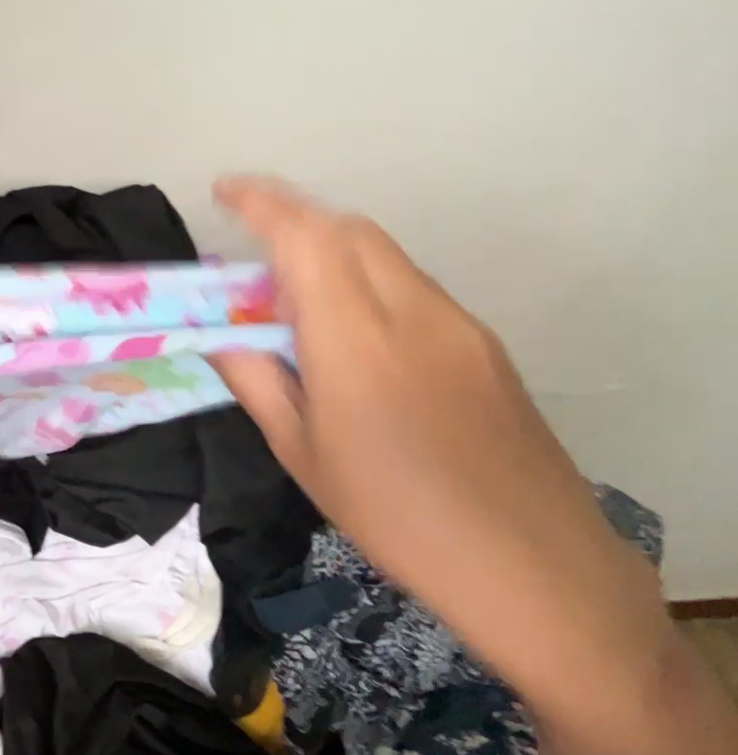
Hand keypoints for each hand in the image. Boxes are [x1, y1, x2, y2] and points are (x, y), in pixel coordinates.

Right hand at [207, 176, 668, 725]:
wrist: (529, 563)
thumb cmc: (392, 514)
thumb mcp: (301, 454)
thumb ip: (258, 382)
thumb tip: (227, 338)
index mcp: (356, 343)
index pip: (308, 241)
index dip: (264, 204)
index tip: (225, 191)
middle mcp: (414, 315)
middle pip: (351, 231)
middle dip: (295, 223)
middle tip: (248, 258)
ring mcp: (459, 326)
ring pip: (384, 256)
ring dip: (330, 256)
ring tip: (291, 307)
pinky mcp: (483, 345)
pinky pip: (411, 288)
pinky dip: (365, 285)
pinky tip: (347, 341)